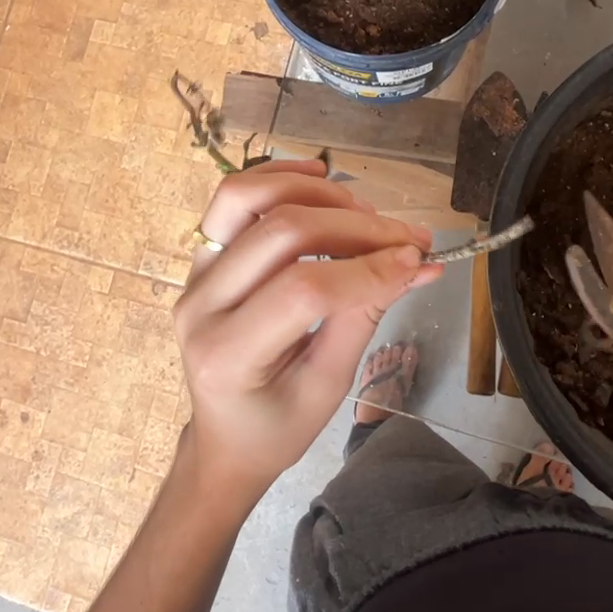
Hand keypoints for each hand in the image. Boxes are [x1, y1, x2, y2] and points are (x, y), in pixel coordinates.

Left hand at [173, 160, 442, 504]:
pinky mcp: (202, 256)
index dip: (365, 269)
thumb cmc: (276, 427)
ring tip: (365, 210)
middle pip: (279, 234)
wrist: (224, 435)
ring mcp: (194, 274)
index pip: (302, 291)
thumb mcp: (328, 386)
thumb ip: (364, 317)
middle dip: (353, 228)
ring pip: (246, 199)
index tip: (417, 261)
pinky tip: (321, 176)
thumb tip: (418, 265)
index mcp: (228, 355)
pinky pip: (233, 198)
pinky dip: (278, 176)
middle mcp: (200, 305)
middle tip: (407, 238)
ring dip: (314, 193)